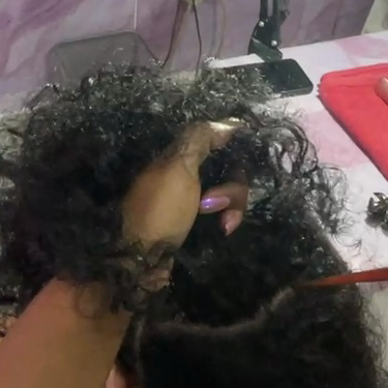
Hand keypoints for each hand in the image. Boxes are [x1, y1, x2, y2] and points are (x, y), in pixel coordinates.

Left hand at [120, 121, 249, 252]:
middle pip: (228, 168)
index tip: (246, 157)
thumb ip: (199, 139)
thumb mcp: (177, 169)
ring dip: (232, 205)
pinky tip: (223, 231)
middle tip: (215, 205)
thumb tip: (227, 121)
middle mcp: (186, 175)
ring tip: (222, 224)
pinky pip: (226, 212)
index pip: (216, 139)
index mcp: (177, 157)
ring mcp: (193, 202)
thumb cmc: (159, 213)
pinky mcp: (200, 225)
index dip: (234, 145)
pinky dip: (229, 219)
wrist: (141, 265)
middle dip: (233, 186)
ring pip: (230, 192)